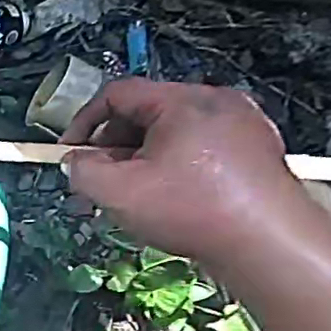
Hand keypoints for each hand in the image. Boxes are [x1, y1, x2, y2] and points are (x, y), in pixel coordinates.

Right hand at [61, 79, 330, 266]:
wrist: (263, 237)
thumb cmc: (187, 209)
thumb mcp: (118, 193)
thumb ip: (83, 171)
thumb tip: (73, 160)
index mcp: (181, 103)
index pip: (117, 93)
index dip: (82, 122)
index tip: (67, 154)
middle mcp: (214, 101)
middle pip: (144, 112)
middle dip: (111, 145)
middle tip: (97, 181)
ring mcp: (239, 122)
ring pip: (170, 131)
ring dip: (138, 158)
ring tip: (129, 194)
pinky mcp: (252, 146)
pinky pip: (196, 145)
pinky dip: (170, 165)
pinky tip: (166, 197)